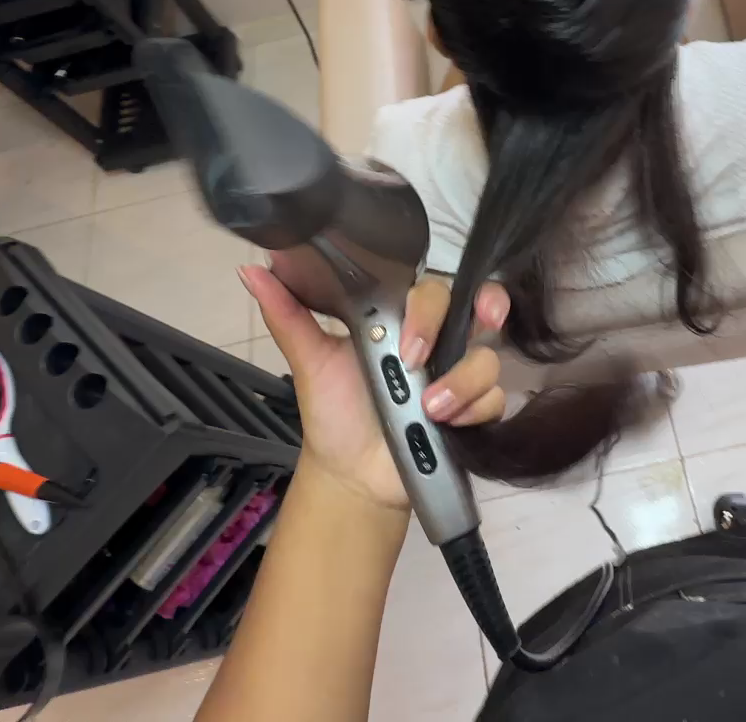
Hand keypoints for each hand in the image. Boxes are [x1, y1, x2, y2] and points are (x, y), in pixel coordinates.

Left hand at [239, 268, 508, 510]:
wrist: (351, 475)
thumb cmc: (333, 412)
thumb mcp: (309, 362)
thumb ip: (287, 314)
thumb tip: (250, 268)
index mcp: (400, 321)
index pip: (430, 290)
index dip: (436, 300)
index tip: (415, 328)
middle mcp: (437, 341)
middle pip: (476, 306)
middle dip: (486, 308)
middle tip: (482, 322)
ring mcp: (459, 374)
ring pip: (488, 357)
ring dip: (464, 380)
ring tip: (430, 408)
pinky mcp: (475, 409)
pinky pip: (495, 398)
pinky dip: (475, 410)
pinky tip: (448, 425)